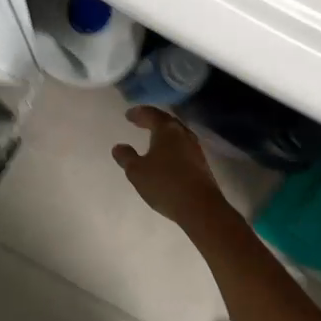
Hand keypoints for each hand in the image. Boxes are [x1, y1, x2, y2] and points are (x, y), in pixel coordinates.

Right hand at [112, 106, 230, 228]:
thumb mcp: (137, 172)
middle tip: (141, 122)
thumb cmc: (165, 184)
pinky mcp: (202, 163)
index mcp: (166, 129)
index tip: (128, 115)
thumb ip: (126, 157)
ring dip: (164, 133)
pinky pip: (183, 146)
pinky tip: (168, 155)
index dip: (138, 113)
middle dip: (152, 120)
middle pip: (166, 121)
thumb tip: (118, 147)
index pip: (151, 114)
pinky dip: (173, 146)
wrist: (201, 207)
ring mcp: (195, 148)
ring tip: (153, 138)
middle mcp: (182, 133)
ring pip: (177, 134)